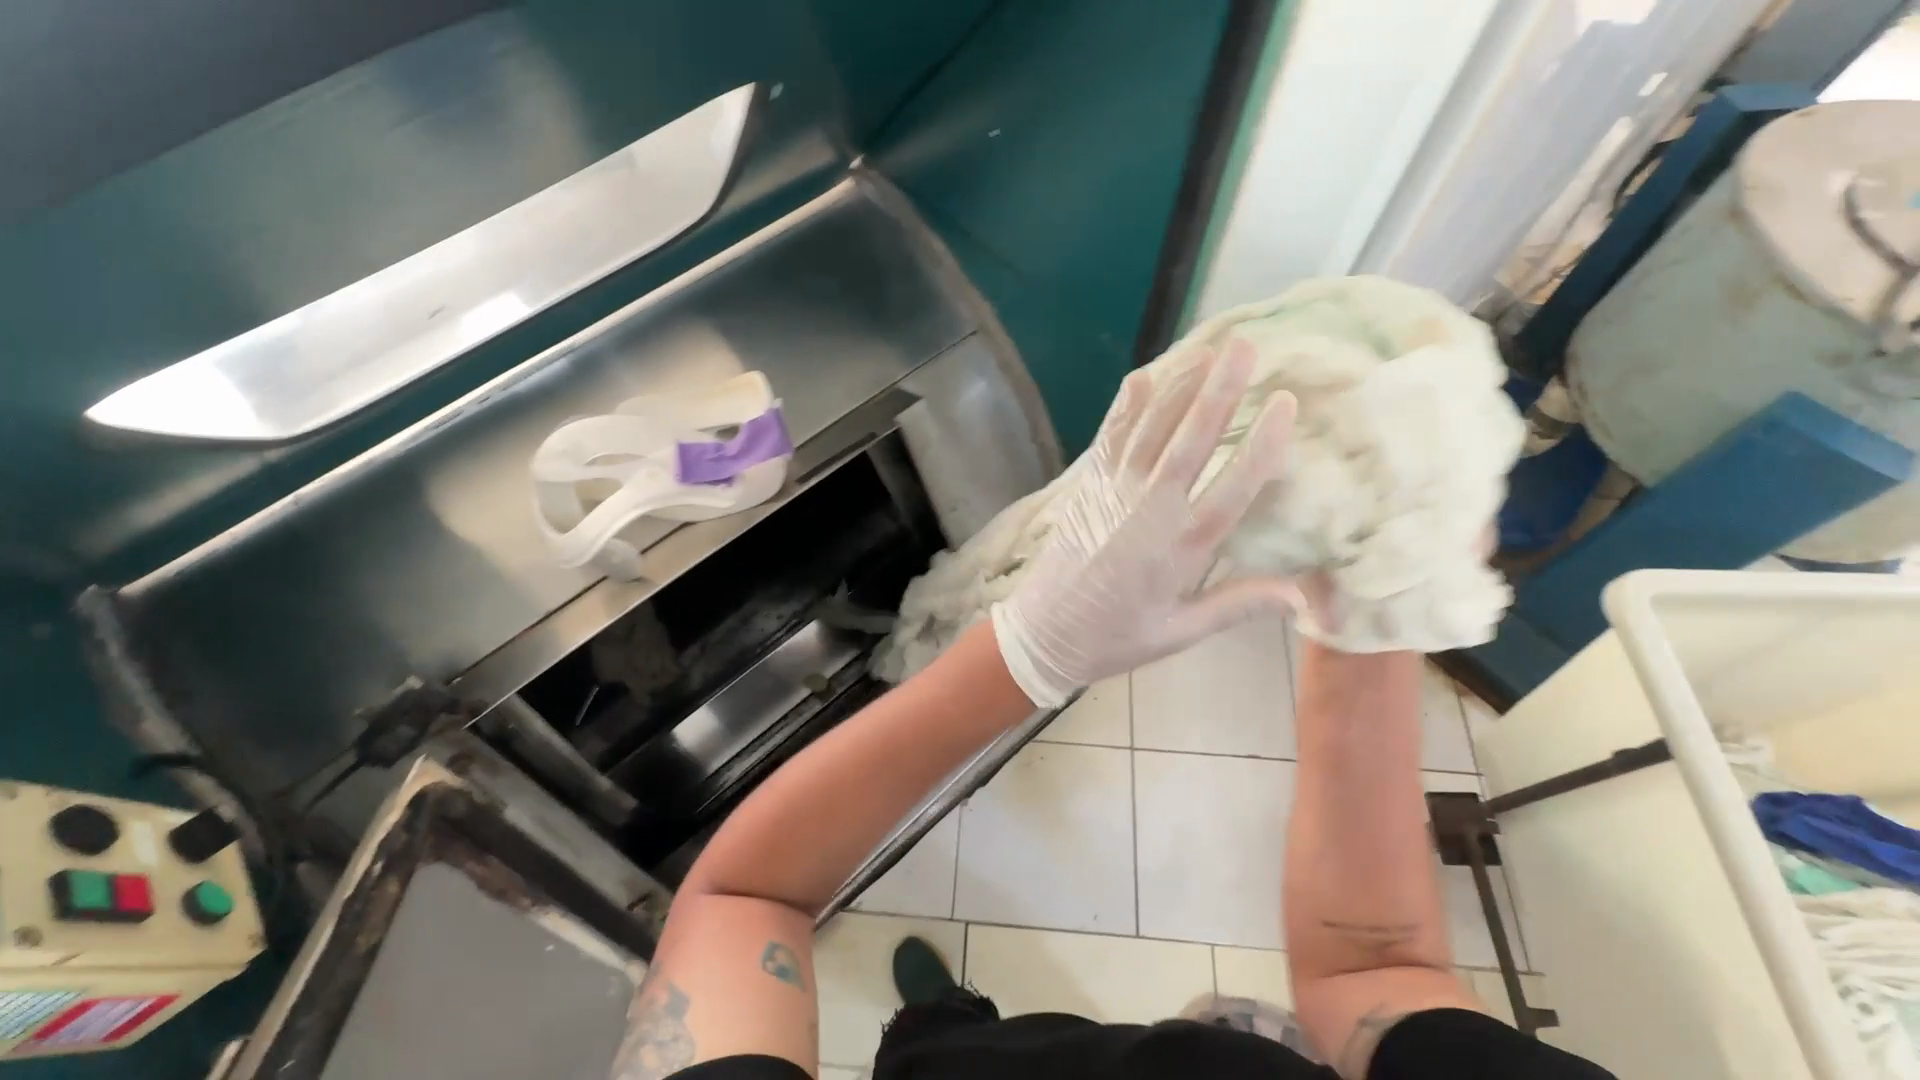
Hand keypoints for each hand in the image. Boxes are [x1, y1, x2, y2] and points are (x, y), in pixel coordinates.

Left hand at [991, 340, 1301, 707]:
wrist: (1044, 632)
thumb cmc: (1117, 636)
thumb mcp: (1180, 631)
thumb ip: (1238, 605)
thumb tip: (1303, 594)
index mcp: (1183, 546)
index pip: (1232, 485)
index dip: (1261, 443)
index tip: (1285, 403)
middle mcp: (1151, 508)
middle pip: (1191, 440)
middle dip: (1219, 391)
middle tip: (1244, 347)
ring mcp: (1116, 491)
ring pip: (1152, 429)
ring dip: (1179, 387)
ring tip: (1206, 349)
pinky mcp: (1089, 485)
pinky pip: (1110, 437)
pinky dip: (1126, 406)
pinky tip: (1142, 376)